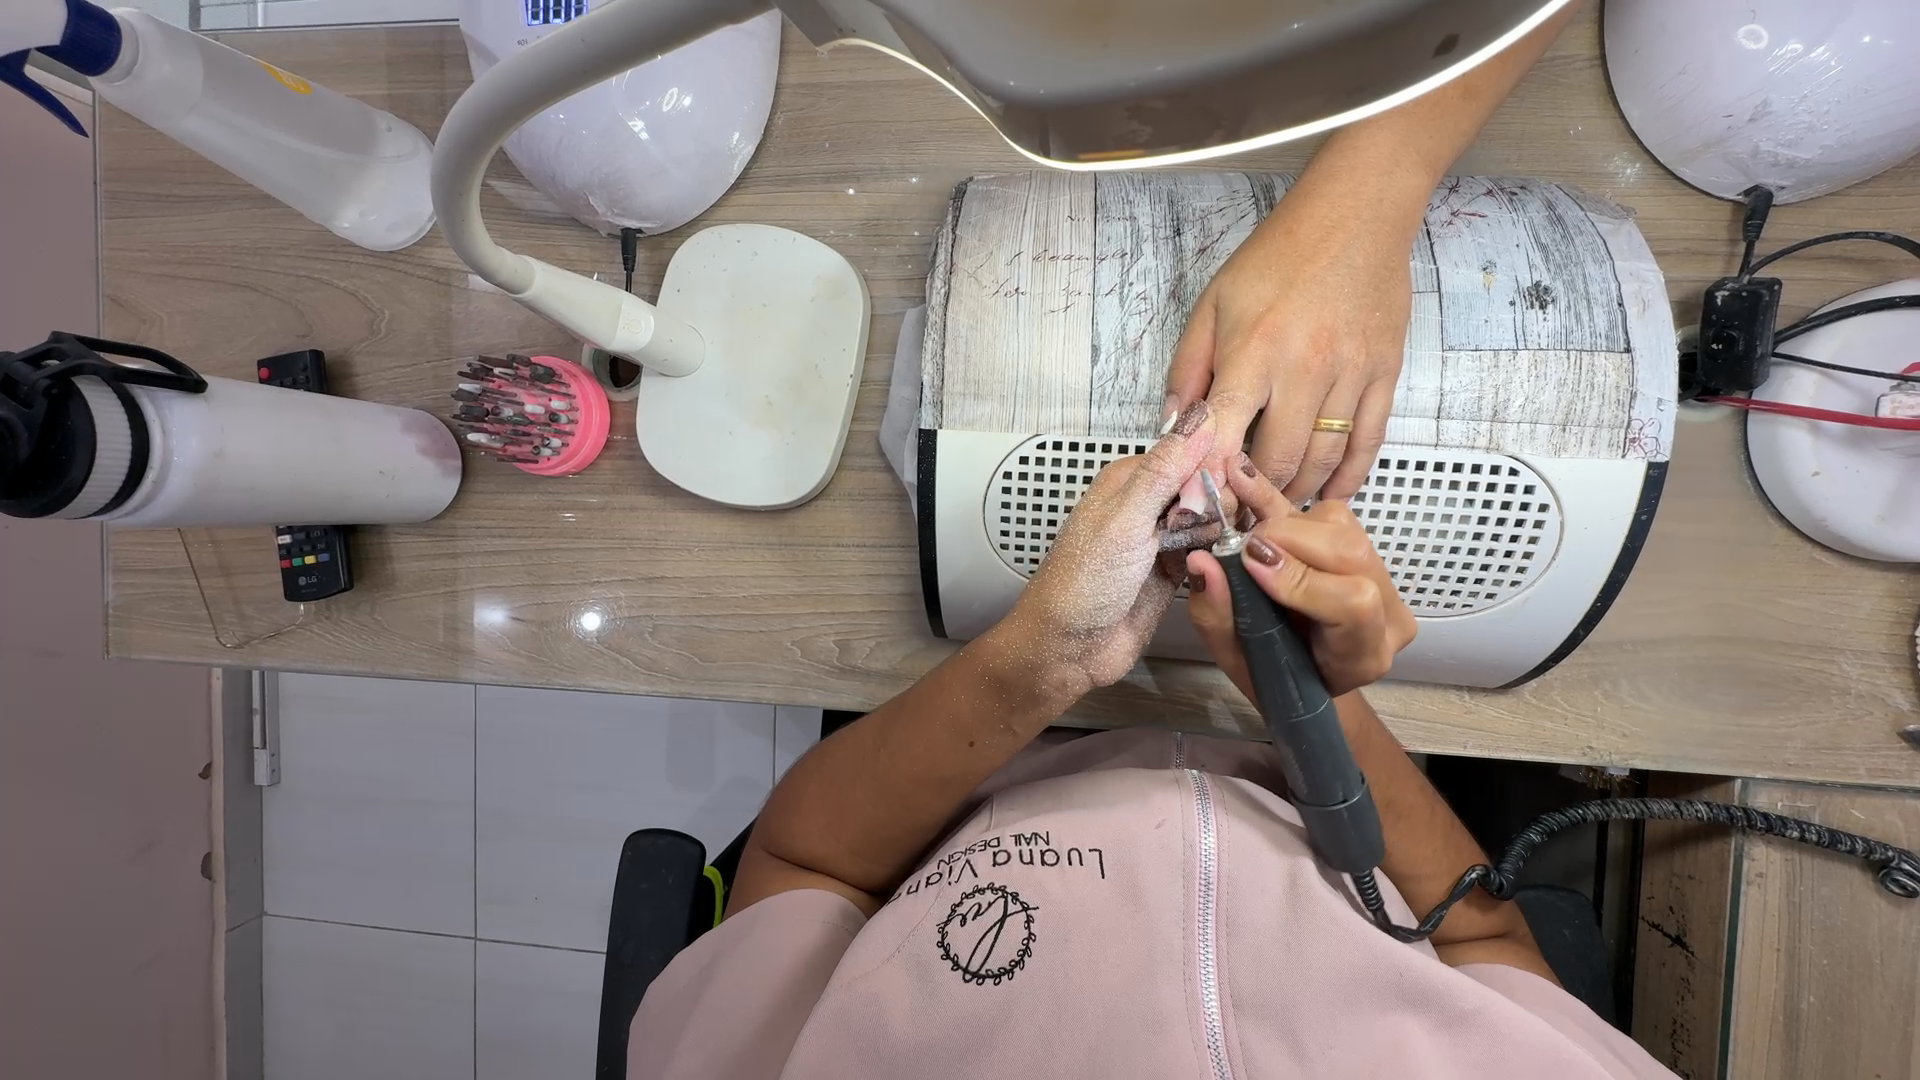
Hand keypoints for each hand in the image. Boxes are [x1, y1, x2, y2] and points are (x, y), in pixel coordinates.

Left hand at [997, 401, 1217, 691]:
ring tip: (1204, 555)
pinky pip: (1207, 554)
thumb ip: (1164, 470)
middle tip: (1197, 536)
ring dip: (1217, 534)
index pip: (1188, 455)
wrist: (1068, 648)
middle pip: (1204, 488)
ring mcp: (1159, 541)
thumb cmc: (1083, 581)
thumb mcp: (1126, 518)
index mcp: (1129, 481)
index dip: (1209, 472)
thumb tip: (1199, 416)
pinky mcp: (1172, 573)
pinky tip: (1215, 568)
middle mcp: (1145, 506)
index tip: (1214, 496)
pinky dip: (1214, 558)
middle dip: (1214, 507)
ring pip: (1209, 521)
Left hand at [1165, 183, 1415, 503]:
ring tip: (1274, 507)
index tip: (1200, 507)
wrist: (1356, 213)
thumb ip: (1188, 369)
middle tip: (1238, 513)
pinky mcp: (1384, 374)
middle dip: (1254, 496)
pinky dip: (1347, 477)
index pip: (1224, 436)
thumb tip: (1173, 424)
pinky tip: (1328, 494)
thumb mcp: (1212, 306)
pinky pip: (1368, 441)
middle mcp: (1303, 370)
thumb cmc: (1276, 259)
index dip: (1209, 480)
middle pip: (1277, 460)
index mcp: (1252, 354)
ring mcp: (1350, 374)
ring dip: (1296, 492)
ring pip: (1323, 459)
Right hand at [1185, 455, 1415, 696]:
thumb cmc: (1270, 677)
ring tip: (1249, 538)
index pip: (1352, 602)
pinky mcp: (1365, 549)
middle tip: (1241, 544)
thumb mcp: (1232, 659)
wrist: (1304, 675)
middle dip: (1288, 538)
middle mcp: (1388, 615)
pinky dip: (1282, 500)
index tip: (1248, 561)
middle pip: (1349, 551)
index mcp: (1362, 655)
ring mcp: (1385, 578)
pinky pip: (1331, 514)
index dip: (1299, 577)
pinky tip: (1243, 476)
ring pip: (1342, 526)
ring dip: (1286, 524)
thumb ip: (1217, 615)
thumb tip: (1200, 560)